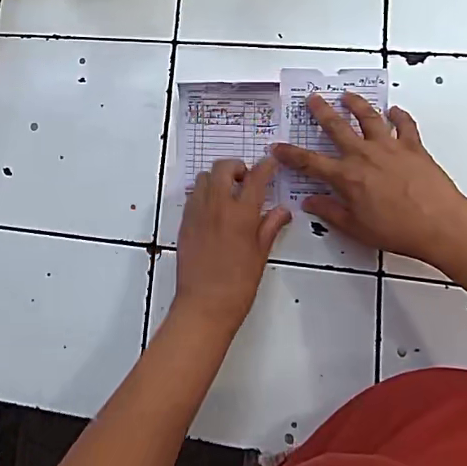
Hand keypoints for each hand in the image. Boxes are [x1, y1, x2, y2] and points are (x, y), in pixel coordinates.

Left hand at [174, 157, 291, 327]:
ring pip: (203, 178)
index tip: (270, 162)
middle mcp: (216, 207)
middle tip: (246, 179)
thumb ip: (269, 226)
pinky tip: (214, 209)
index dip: (265, 166)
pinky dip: (204, 194)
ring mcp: (197, 213)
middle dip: (236, 167)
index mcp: (241, 213)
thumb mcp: (260, 254)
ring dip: (217, 178)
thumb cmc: (238, 284)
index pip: (255, 178)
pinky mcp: (184, 222)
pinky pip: (193, 196)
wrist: (204, 303)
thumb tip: (282, 211)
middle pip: (222, 168)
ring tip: (229, 194)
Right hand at [272, 94, 466, 265]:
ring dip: (356, 105)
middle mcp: (364, 156)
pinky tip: (394, 111)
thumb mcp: (355, 227)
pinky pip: (405, 126)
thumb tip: (312, 203)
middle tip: (314, 100)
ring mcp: (390, 149)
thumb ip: (330, 211)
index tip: (278, 147)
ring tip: (348, 96)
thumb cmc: (399, 229)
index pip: (308, 161)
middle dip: (321, 111)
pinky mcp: (414, 149)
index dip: (290, 154)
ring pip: (368, 118)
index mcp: (346, 177)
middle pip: (336, 127)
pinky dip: (399, 116)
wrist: (441, 225)